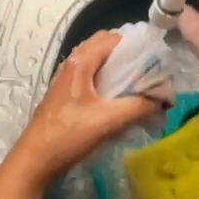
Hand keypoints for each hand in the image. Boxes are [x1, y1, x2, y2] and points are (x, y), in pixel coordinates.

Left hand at [2, 30, 163, 188]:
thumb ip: (139, 106)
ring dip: (114, 66)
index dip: (135, 46)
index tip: (154, 61)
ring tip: (133, 82)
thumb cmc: (70, 135)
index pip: (113, 39)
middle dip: (125, 54)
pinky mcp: (63, 93)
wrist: (35, 159)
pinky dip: (103, 77)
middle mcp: (71, 64)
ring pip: (94, 60)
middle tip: (145, 70)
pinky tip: (114, 96)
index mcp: (81, 62)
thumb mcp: (109, 120)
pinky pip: (88, 74)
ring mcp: (65, 78)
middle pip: (102, 45)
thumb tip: (163, 99)